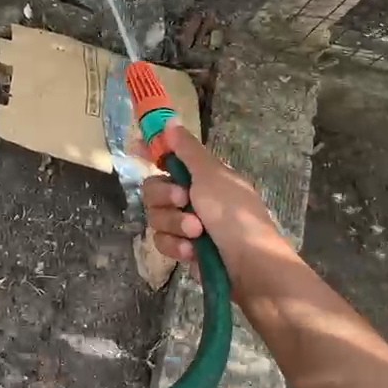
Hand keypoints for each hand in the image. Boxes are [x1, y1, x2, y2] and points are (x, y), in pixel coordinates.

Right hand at [143, 127, 292, 287]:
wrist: (250, 266)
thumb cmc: (233, 214)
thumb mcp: (211, 175)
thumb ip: (187, 149)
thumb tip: (171, 121)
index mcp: (203, 178)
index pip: (169, 160)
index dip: (153, 155)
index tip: (137, 150)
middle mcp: (193, 199)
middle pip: (153, 188)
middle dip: (164, 196)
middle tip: (183, 200)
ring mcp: (186, 226)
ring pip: (155, 216)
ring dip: (174, 223)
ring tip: (195, 233)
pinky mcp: (183, 250)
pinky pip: (161, 241)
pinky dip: (176, 246)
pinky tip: (191, 252)